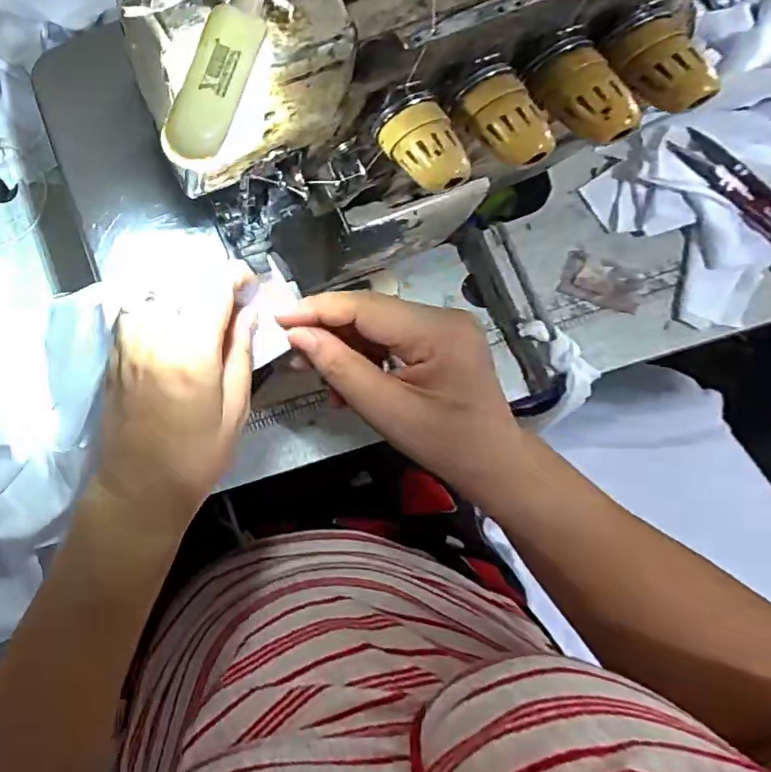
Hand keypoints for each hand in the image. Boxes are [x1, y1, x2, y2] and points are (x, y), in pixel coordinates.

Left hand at [92, 264, 256, 535]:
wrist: (137, 486)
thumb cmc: (194, 457)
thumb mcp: (235, 410)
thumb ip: (240, 354)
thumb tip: (247, 314)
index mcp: (191, 351)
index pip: (213, 287)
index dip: (234, 276)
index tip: (246, 284)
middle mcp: (154, 336)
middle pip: (182, 283)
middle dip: (208, 282)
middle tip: (227, 301)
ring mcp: (128, 342)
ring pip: (154, 292)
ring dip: (179, 292)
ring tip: (198, 312)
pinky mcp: (113, 352)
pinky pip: (134, 311)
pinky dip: (154, 306)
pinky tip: (170, 323)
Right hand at [278, 292, 530, 491]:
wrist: (493, 464)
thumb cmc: (443, 443)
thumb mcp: (384, 409)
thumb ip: (338, 367)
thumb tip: (297, 335)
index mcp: (436, 330)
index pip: (363, 307)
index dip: (316, 310)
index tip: (277, 319)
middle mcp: (441, 316)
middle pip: (367, 311)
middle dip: (326, 330)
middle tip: (291, 352)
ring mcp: (440, 326)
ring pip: (372, 323)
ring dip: (340, 345)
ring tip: (315, 372)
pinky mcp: (436, 338)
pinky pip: (386, 337)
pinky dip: (361, 355)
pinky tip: (344, 381)